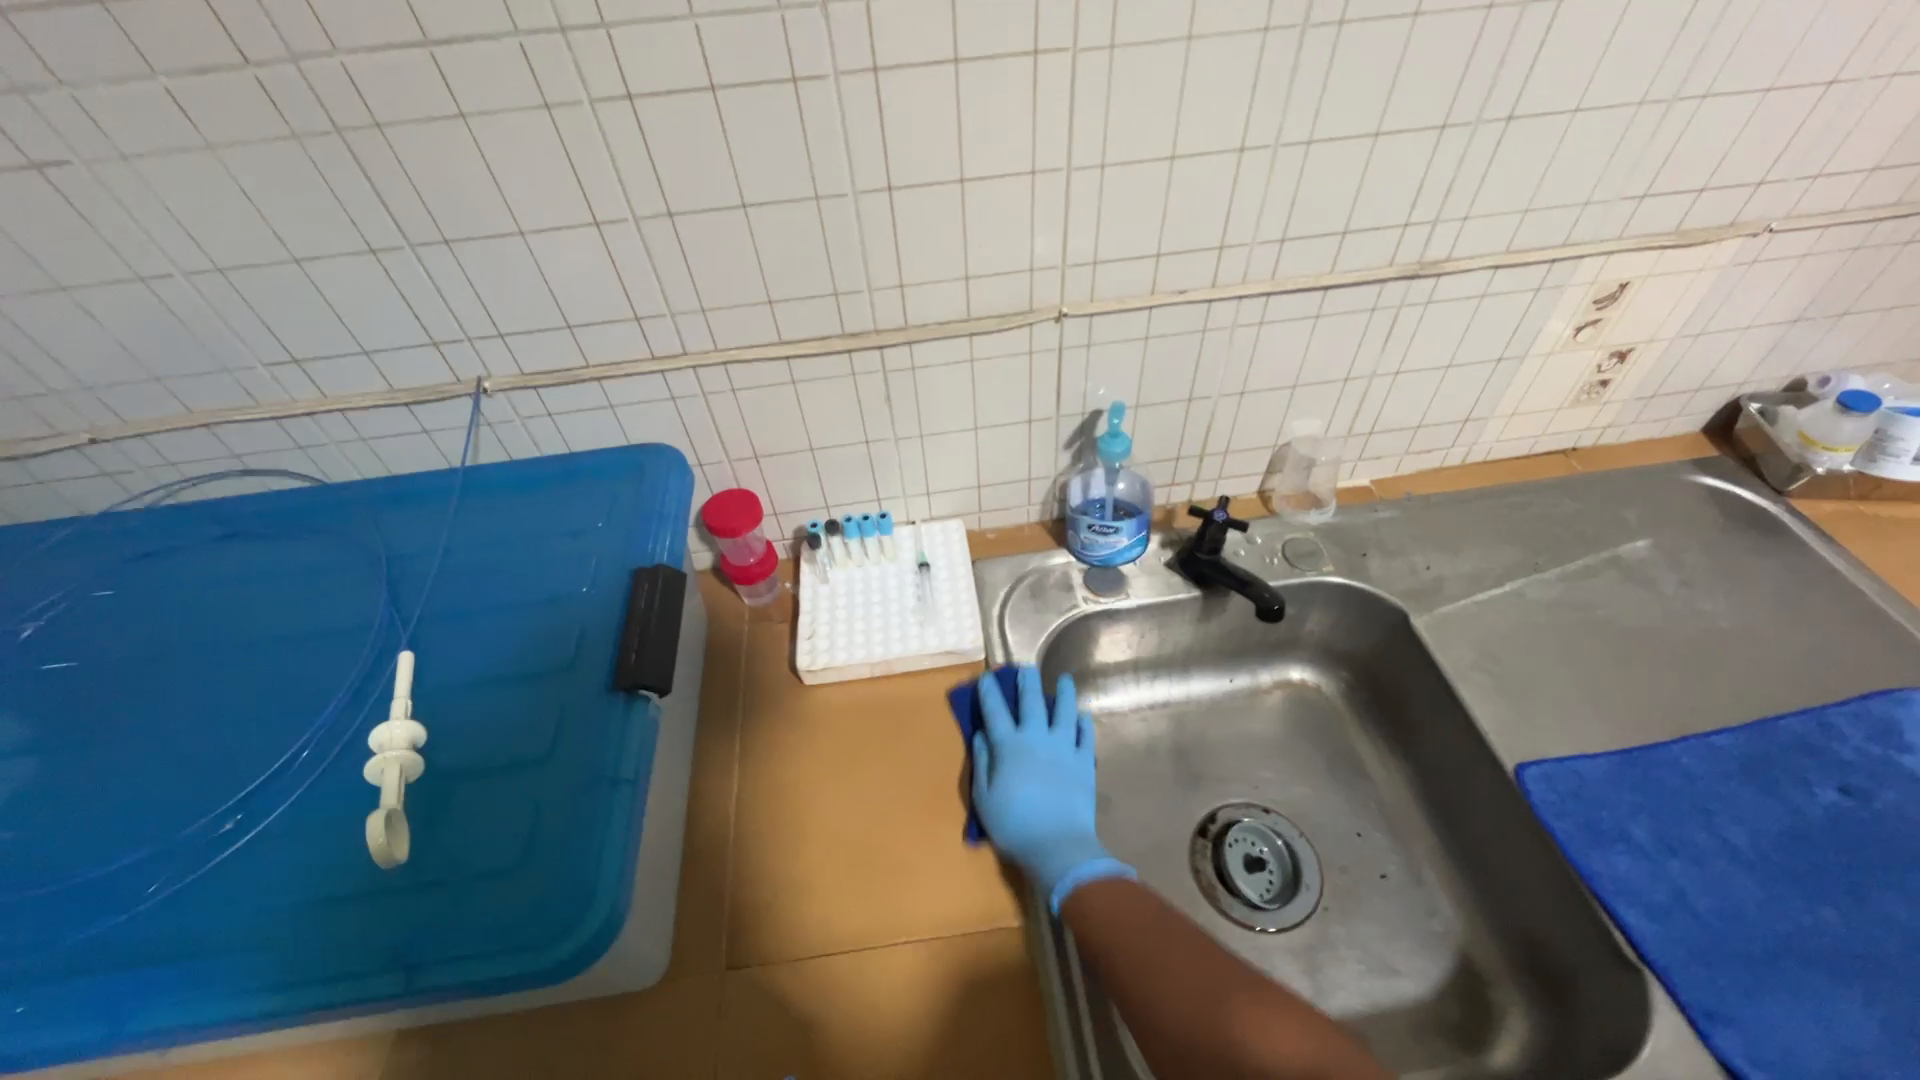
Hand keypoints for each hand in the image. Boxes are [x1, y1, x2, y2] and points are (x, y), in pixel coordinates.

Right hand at [973, 665, 1134, 912]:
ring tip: (1064, 679)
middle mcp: (1036, 737)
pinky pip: (1085, 734)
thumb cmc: (1013, 824)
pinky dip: (1083, 722)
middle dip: (1026, 681)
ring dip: (1063, 692)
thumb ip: (983, 761)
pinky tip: (1082, 716)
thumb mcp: (984, 797)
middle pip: (1031, 701)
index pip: (995, 711)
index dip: (989, 692)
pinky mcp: (1084, 760)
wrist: (1057, 844)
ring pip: (1064, 710)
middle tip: (1025, 667)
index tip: (987, 677)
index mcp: (1008, 746)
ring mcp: (1064, 746)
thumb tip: (982, 734)